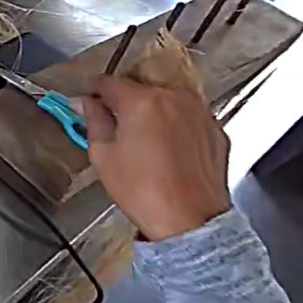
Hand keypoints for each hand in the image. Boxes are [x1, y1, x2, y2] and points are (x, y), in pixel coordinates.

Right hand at [79, 77, 230, 240]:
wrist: (189, 221)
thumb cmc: (144, 189)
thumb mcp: (102, 153)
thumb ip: (93, 120)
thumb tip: (86, 104)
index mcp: (142, 101)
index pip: (108, 82)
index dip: (93, 92)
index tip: (89, 103)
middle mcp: (175, 100)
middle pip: (140, 86)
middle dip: (123, 100)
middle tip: (112, 123)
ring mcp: (200, 114)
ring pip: (166, 99)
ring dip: (151, 109)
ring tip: (141, 136)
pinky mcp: (216, 132)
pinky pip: (187, 116)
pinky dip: (174, 123)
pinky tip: (164, 147)